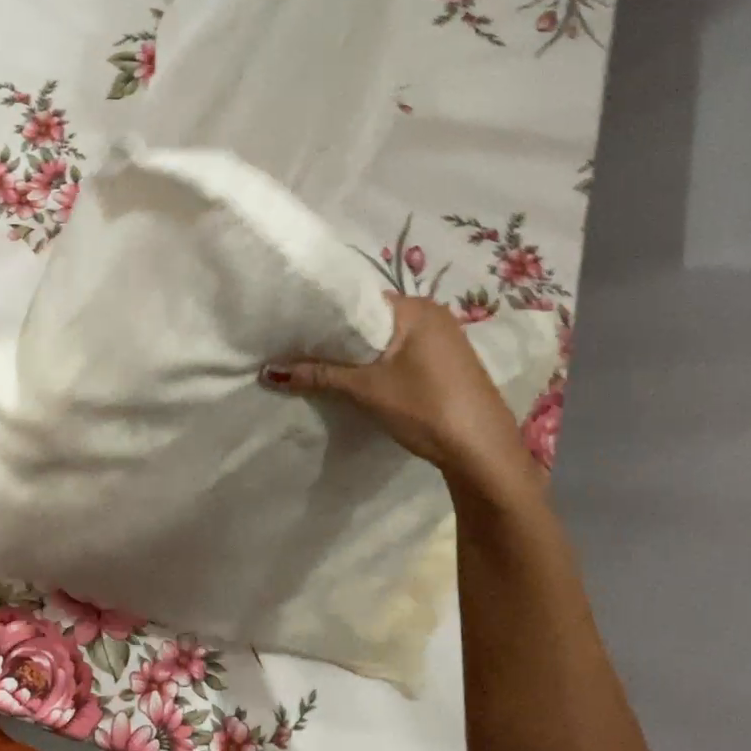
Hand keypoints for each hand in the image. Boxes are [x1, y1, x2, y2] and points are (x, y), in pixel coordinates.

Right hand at [261, 294, 539, 496]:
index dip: (321, 314)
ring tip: (312, 361)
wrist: (482, 450)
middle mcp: (431, 315)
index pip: (356, 300)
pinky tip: (350, 375)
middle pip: (368, 319)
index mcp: (415, 309)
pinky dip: (372, 361)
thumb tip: (268, 372)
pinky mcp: (442, 362)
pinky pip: (396, 351)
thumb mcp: (366, 389)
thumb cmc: (425, 407)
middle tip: (292, 346)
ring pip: (382, 337)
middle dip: (333, 335)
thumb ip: (318, 374)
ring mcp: (441, 339)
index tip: (288, 326)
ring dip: (352, 351)